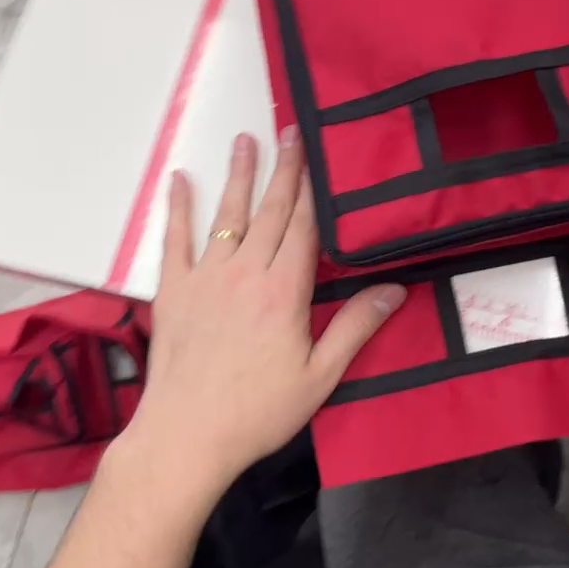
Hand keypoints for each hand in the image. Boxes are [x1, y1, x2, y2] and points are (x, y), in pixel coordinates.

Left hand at [125, 127, 404, 494]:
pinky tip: (180, 180)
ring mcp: (206, 278)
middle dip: (284, 169)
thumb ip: (355, 327)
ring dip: (239, 176)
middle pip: (270, 211)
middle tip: (291, 130)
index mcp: (284, 290)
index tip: (317, 151)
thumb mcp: (320, 376)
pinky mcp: (173, 291)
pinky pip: (175, 240)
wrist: (186, 437)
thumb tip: (395, 289)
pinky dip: (177, 208)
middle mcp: (245, 272)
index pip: (304, 226)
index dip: (312, 187)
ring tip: (246, 140)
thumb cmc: (258, 412)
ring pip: (228, 216)